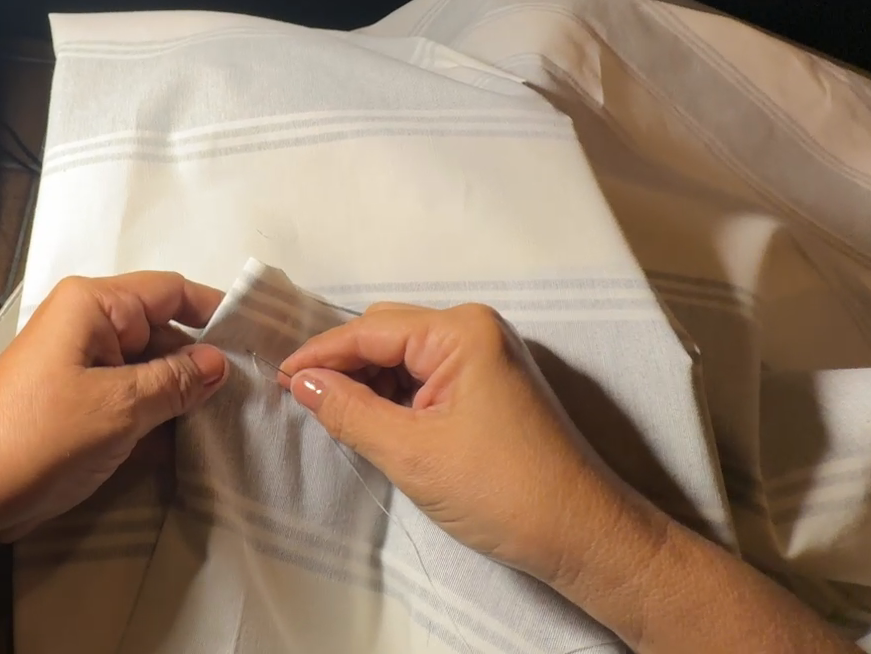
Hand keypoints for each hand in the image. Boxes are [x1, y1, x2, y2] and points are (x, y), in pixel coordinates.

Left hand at [0, 272, 229, 542]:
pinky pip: (130, 396)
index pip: (171, 291)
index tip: (260, 339)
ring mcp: (84, 363)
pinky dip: (157, 415)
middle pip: (163, 330)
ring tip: (234, 421)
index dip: (216, 311)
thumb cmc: (39, 435)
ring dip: (182, 394)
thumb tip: (221, 364)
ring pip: (150, 367)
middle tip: (254, 395)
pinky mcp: (79, 400)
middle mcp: (90, 324)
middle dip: (202, 362)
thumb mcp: (119, 407)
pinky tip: (192, 443)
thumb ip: (175, 381)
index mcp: (95, 304)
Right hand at [278, 303, 663, 588]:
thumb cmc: (504, 494)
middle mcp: (472, 328)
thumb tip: (300, 382)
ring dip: (368, 380)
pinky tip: (374, 417)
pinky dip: (394, 393)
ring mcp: (483, 352)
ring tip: (336, 413)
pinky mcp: (486, 379)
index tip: (281, 377)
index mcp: (460, 331)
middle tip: (304, 398)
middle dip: (344, 365)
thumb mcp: (412, 454)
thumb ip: (348, 411)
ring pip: (402, 353)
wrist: (589, 542)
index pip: (370, 331)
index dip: (320, 354)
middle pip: (385, 333)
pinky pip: (424, 372)